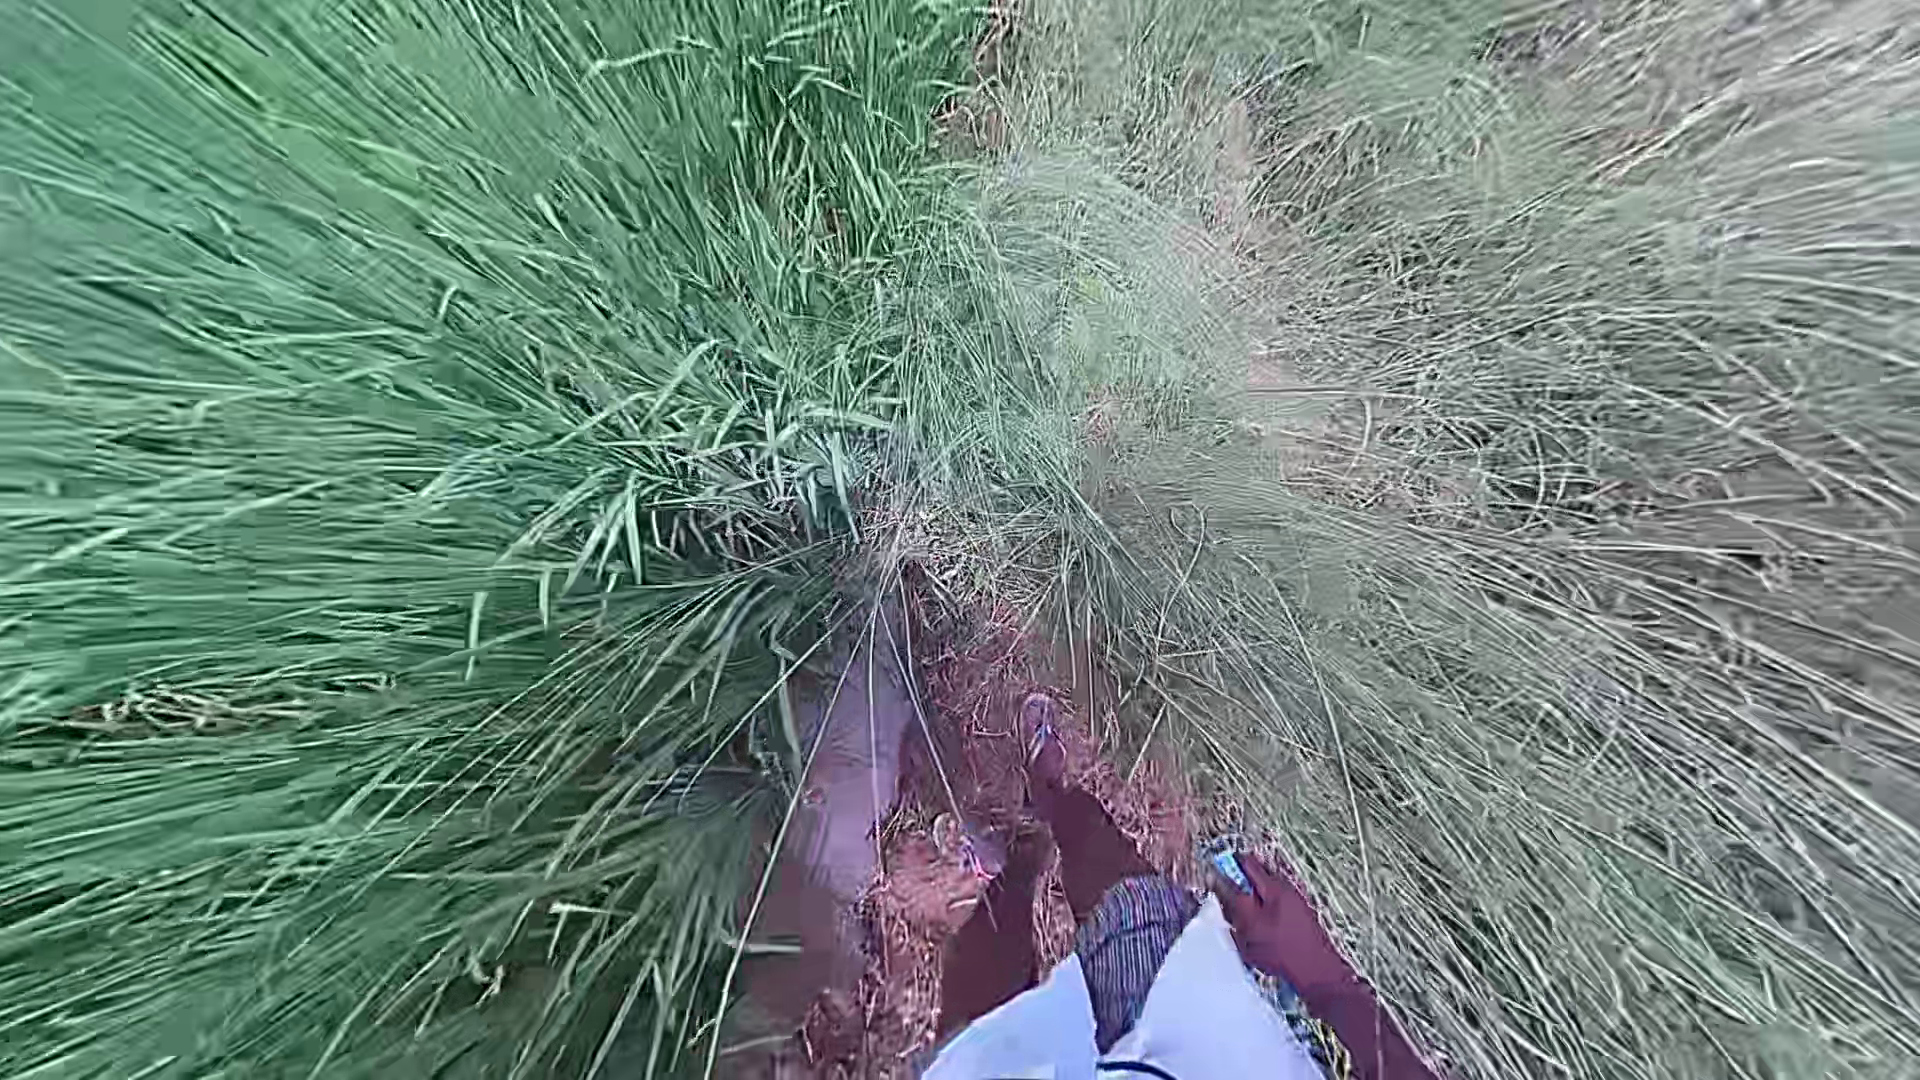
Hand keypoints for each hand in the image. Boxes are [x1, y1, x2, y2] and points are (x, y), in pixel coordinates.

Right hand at [1215, 854, 1356, 992]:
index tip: (1214, 879)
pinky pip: (1273, 916)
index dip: (1227, 867)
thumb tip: (1216, 877)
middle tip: (1229, 910)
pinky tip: (1259, 945)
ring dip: (1250, 910)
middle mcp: (1287, 892)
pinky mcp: (1301, 926)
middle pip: (1254, 881)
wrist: (1322, 982)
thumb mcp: (1250, 923)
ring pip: (1263, 900)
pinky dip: (1262, 924)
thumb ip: (1232, 898)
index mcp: (1275, 886)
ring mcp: (1296, 909)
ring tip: (1244, 931)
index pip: (1246, 862)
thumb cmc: (1283, 951)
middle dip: (1239, 891)